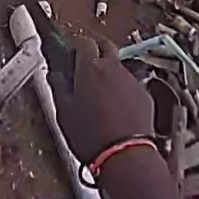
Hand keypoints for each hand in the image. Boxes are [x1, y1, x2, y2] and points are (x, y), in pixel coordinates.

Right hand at [51, 36, 155, 163]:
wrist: (125, 157)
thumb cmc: (91, 136)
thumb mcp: (64, 113)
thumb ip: (58, 86)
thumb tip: (55, 74)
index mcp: (90, 68)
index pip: (84, 42)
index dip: (77, 46)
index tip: (72, 55)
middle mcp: (112, 68)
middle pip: (105, 45)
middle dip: (96, 49)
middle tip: (87, 65)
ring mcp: (131, 80)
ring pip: (118, 67)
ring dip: (109, 73)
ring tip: (101, 96)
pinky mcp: (144, 94)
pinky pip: (130, 84)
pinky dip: (122, 90)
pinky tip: (116, 109)